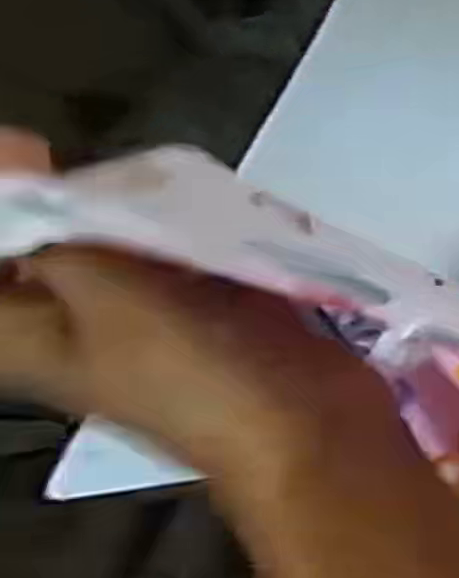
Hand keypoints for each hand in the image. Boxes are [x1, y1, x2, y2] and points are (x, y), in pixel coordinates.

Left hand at [0, 129, 402, 483]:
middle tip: (127, 171)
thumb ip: (79, 245)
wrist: (309, 427)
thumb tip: (49, 190)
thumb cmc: (207, 380)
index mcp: (22, 326)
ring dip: (157, 214)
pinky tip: (239, 220)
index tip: (35, 150)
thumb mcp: (124, 309)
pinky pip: (203, 258)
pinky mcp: (226, 310)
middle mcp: (80, 314)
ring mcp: (160, 313)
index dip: (5, 199)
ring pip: (136, 244)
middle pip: (56, 240)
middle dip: (80, 199)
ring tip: (191, 190)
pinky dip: (215, 235)